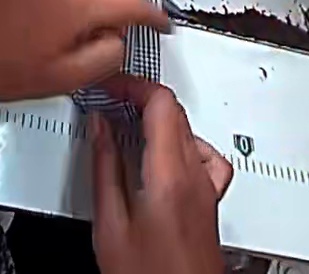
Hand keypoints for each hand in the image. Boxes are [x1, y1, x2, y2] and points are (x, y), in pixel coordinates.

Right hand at [90, 75, 233, 273]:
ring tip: (127, 121)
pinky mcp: (209, 202)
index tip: (107, 87)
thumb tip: (99, 124)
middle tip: (108, 100)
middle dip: (138, 95)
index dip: (130, 84)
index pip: (160, 101)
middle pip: (174, 108)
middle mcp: (195, 177)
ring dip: (156, 114)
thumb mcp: (110, 224)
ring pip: (186, 126)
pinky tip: (161, 150)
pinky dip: (179, 139)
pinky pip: (202, 154)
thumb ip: (103, 165)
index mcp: (170, 176)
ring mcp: (206, 189)